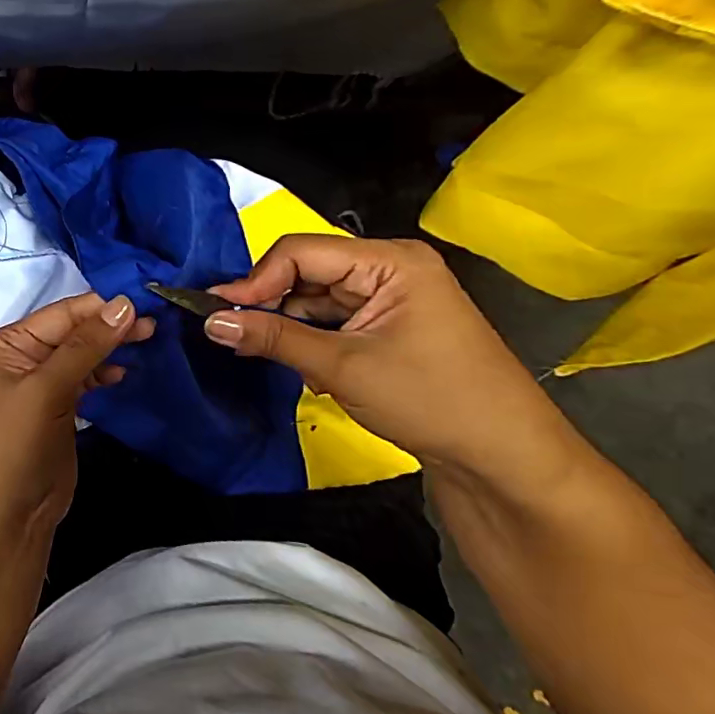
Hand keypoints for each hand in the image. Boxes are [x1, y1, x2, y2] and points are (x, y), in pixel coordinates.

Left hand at [0, 294, 154, 530]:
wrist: (10, 512)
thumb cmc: (17, 444)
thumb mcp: (47, 388)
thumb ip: (85, 346)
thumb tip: (124, 304)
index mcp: (10, 342)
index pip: (62, 313)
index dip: (102, 308)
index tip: (145, 305)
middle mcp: (24, 355)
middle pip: (74, 330)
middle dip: (110, 326)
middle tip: (153, 327)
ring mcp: (42, 382)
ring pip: (83, 352)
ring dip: (111, 347)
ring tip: (148, 342)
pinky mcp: (59, 406)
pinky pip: (85, 377)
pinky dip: (105, 371)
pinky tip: (123, 372)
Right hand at [203, 235, 568, 476]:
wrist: (505, 461)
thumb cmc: (432, 401)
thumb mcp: (342, 367)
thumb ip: (272, 338)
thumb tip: (210, 321)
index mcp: (390, 261)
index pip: (300, 252)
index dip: (255, 279)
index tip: (218, 312)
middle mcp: (389, 268)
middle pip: (305, 271)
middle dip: (270, 303)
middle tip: (232, 333)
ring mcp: (389, 297)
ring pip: (313, 297)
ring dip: (288, 325)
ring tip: (266, 355)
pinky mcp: (386, 325)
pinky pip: (330, 319)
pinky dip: (308, 339)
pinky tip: (301, 365)